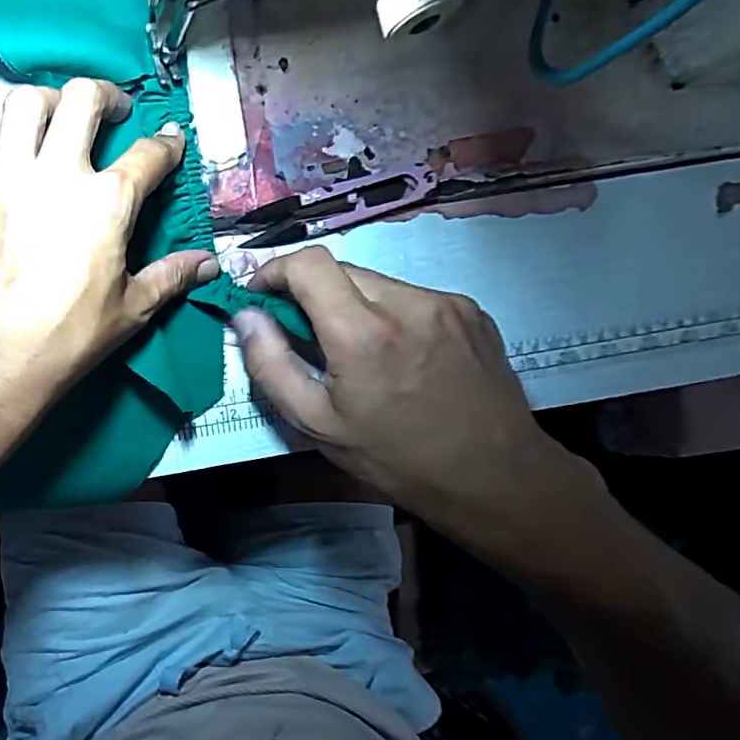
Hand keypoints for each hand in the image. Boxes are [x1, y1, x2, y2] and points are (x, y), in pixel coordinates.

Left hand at [0, 79, 216, 437]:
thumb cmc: (68, 338)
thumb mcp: (132, 310)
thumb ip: (172, 276)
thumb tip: (210, 264)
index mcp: (106, 203)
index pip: (148, 155)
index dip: (167, 144)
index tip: (170, 140)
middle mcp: (56, 174)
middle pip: (82, 99)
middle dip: (107, 95)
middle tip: (114, 112)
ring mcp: (5, 178)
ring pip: (23, 103)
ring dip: (49, 103)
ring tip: (59, 121)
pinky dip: (0, 135)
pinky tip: (11, 154)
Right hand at [234, 247, 609, 574]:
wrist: (493, 476)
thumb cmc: (395, 458)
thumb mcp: (317, 425)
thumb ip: (271, 365)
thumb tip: (247, 318)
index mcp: (363, 332)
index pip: (308, 263)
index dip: (275, 271)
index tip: (261, 295)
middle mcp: (407, 302)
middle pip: (341, 269)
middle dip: (311, 293)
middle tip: (305, 333)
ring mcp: (446, 302)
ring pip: (378, 282)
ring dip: (353, 304)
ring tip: (359, 353)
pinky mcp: (471, 310)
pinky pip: (413, 297)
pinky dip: (391, 314)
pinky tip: (400, 355)